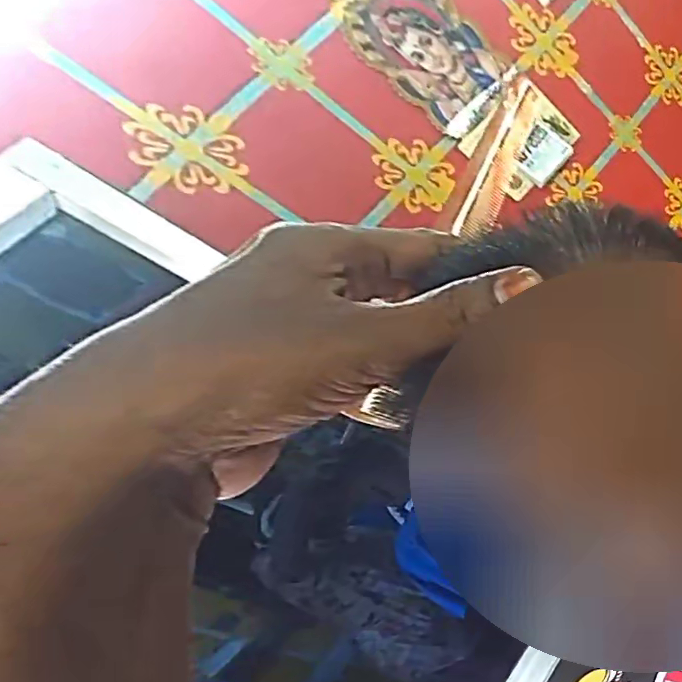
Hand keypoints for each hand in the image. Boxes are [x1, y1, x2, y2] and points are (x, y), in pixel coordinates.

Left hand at [0, 223, 540, 499]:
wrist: (145, 434)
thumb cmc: (250, 362)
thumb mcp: (365, 336)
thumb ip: (448, 315)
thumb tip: (525, 284)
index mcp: (326, 251)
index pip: (426, 248)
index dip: (483, 267)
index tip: (536, 292)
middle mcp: (316, 283)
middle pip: (411, 296)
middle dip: (462, 321)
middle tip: (520, 347)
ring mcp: (306, 333)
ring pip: (393, 341)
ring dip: (432, 363)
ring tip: (490, 382)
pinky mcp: (302, 380)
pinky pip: (371, 378)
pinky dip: (400, 393)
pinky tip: (430, 412)